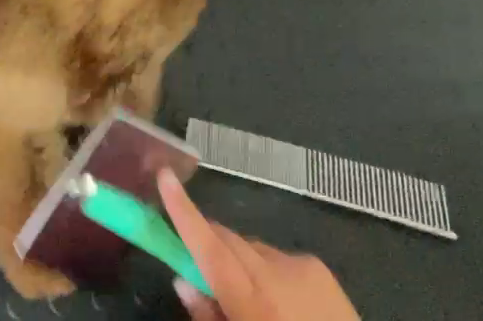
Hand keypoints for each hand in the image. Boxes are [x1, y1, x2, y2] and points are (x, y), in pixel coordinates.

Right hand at [159, 170, 358, 320]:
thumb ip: (208, 316)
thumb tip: (182, 280)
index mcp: (253, 301)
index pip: (209, 247)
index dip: (183, 211)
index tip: (164, 176)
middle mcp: (275, 272)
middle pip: (225, 238)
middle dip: (205, 243)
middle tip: (193, 267)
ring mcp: (300, 265)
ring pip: (249, 247)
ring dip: (238, 261)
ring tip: (247, 299)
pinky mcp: (318, 266)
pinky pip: (276, 257)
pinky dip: (266, 269)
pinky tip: (280, 302)